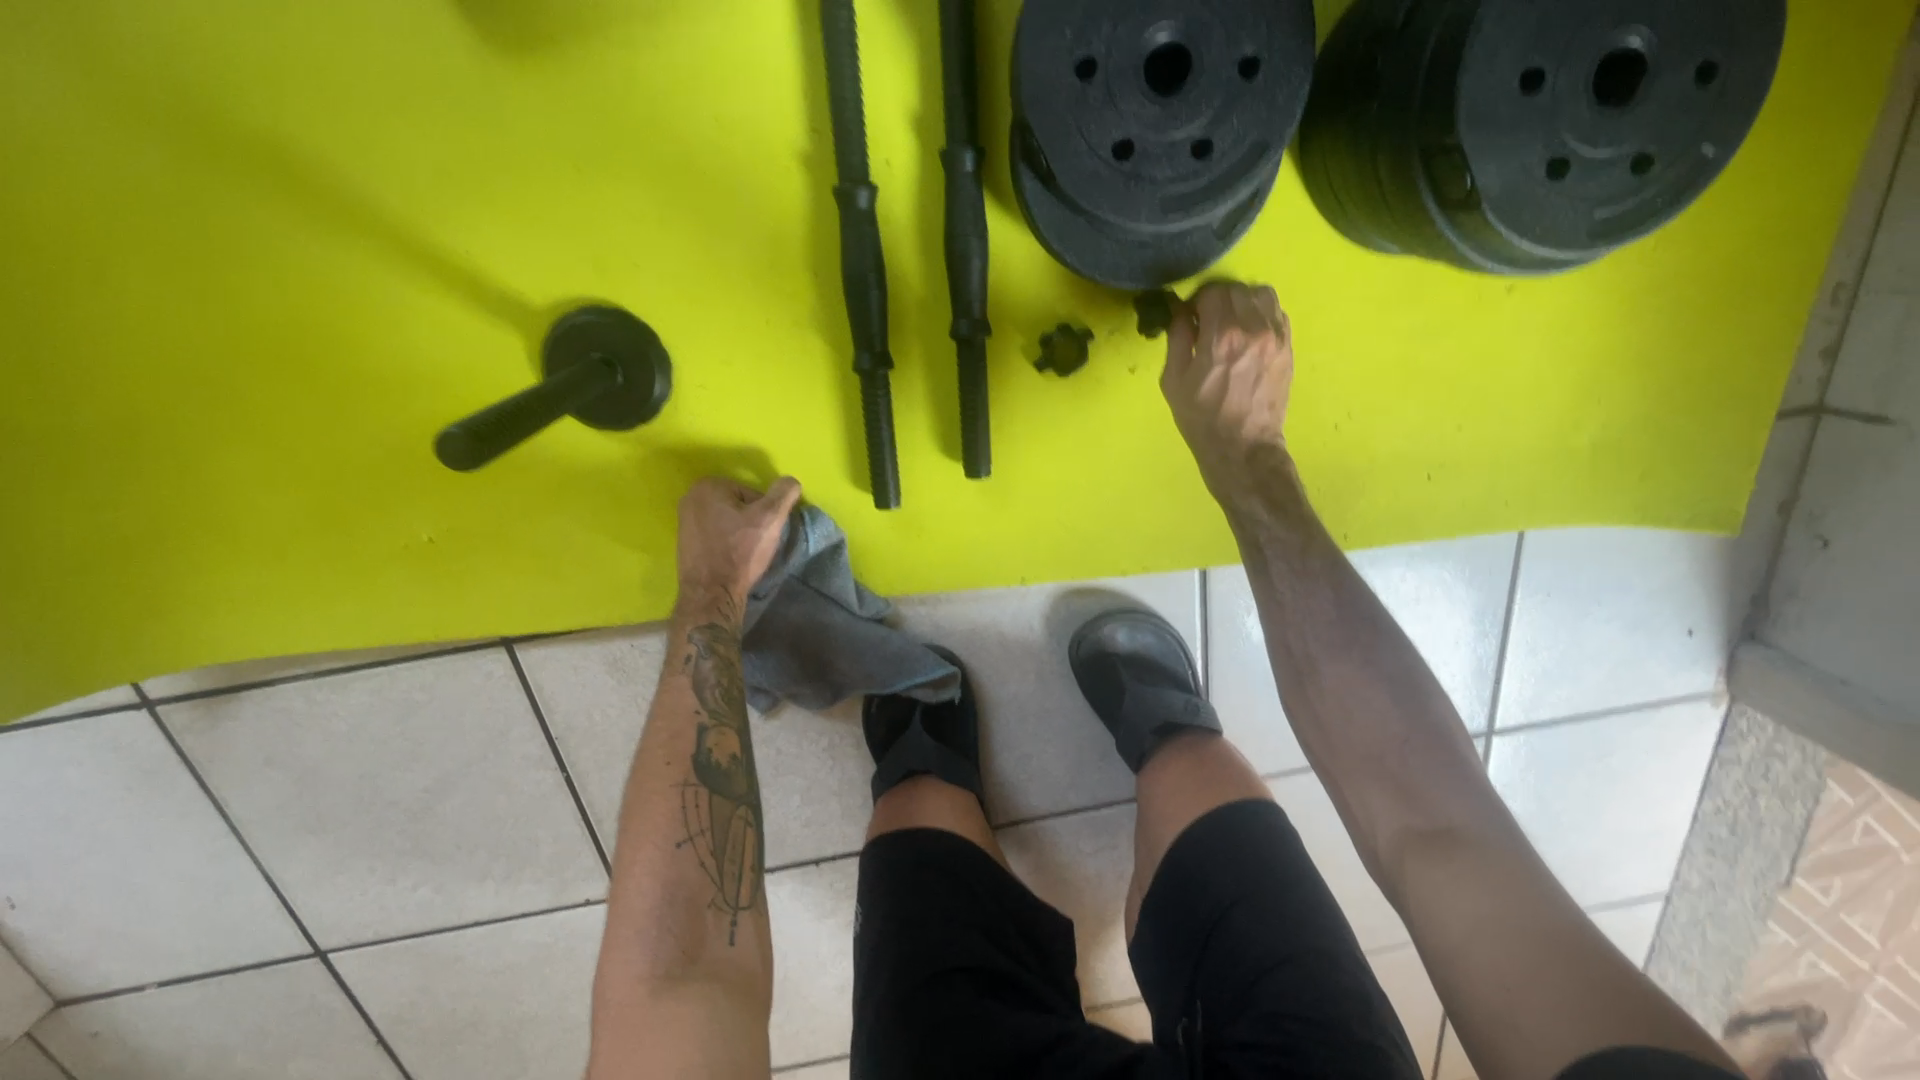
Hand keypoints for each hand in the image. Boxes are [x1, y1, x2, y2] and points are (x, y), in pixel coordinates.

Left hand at [676, 477, 803, 602]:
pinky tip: (731, 558)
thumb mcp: (771, 517)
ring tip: (745, 553)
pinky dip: (726, 542)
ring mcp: (684, 520)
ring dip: (740, 533)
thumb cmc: (740, 552)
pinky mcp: (685, 541)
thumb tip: (791, 481)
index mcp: (708, 485)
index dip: (765, 512)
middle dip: (751, 521)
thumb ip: (784, 492)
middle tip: (756, 543)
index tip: (763, 531)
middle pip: (738, 505)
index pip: (752, 493)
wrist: (712, 593)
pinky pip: (715, 534)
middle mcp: (690, 497)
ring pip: (727, 520)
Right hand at [1160, 281, 1294, 504]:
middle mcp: (1253, 329)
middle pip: (1236, 289)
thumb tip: (1180, 313)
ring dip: (1243, 301)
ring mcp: (1276, 336)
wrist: (1243, 446)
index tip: (1190, 317)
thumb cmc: (1202, 418)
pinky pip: (1277, 312)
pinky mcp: (1288, 346)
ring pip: (1261, 294)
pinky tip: (1250, 333)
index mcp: (1221, 337)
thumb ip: (1177, 339)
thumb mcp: (1173, 381)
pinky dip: (1261, 314)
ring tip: (1232, 322)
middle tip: (1208, 320)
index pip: (1211, 292)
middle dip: (1218, 299)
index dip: (1196, 301)